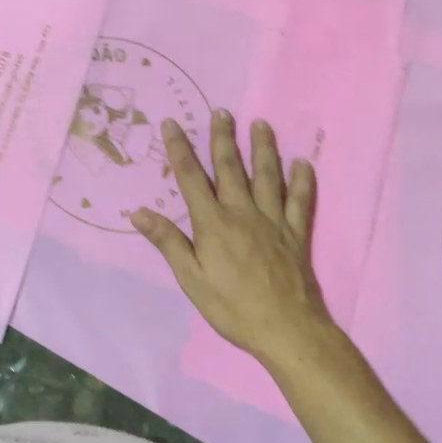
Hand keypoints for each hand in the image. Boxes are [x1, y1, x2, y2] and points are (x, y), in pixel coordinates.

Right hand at [132, 111, 331, 364]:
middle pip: (231, 168)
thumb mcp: (191, 280)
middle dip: (223, 137)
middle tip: (222, 110)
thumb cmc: (233, 308)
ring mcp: (273, 221)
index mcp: (213, 223)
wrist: (289, 331)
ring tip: (261, 124)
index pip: (191, 178)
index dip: (180, 149)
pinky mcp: (296, 235)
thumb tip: (139, 212)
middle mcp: (242, 213)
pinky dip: (301, 181)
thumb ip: (168, 242)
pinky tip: (303, 164)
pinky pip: (300, 202)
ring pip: (267, 176)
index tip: (172, 123)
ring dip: (263, 148)